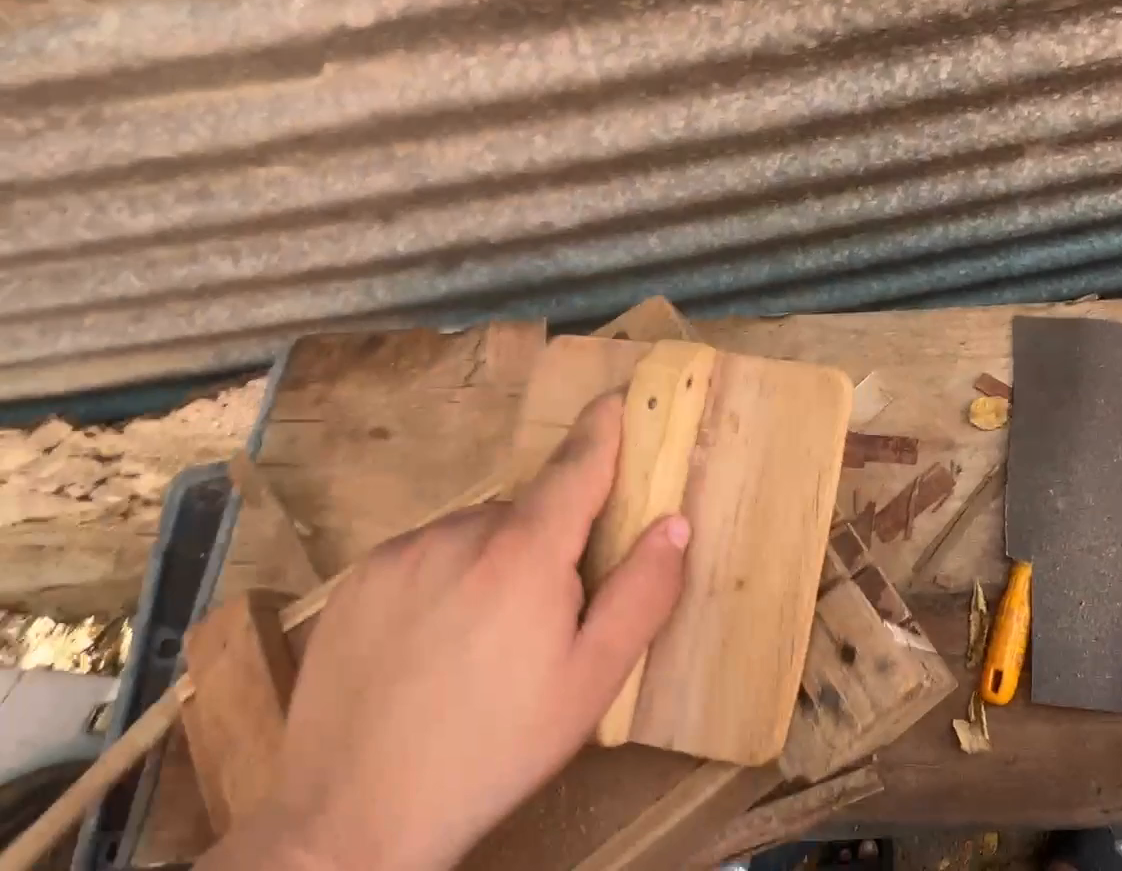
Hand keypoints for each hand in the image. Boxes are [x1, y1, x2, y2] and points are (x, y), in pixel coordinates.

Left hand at [201, 394, 689, 870]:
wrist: (350, 822)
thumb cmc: (497, 748)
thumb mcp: (594, 679)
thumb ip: (644, 592)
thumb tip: (674, 522)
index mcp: (524, 556)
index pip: (576, 468)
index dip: (602, 430)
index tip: (617, 397)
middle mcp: (458, 535)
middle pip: (529, 511)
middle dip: (552, 543)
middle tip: (551, 618)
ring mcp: (398, 557)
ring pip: (477, 533)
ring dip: (499, 560)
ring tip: (488, 640)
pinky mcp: (355, 584)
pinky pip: (427, 554)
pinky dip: (450, 576)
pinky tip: (437, 642)